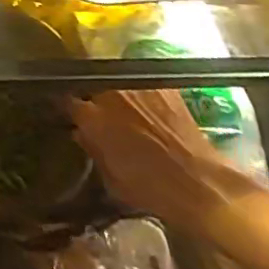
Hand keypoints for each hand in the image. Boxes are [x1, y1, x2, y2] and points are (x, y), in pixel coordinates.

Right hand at [66, 89, 259, 234]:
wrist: (201, 184)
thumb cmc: (152, 189)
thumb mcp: (112, 178)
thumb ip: (93, 149)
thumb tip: (82, 132)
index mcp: (93, 117)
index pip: (68, 101)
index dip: (68, 106)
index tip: (70, 112)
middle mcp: (111, 93)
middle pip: (92, 85)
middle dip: (92, 96)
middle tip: (98, 111)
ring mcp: (137, 85)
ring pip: (116, 80)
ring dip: (115, 91)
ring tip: (123, 106)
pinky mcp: (162, 83)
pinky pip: (141, 81)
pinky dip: (140, 91)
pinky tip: (146, 105)